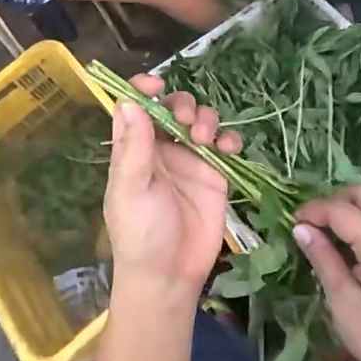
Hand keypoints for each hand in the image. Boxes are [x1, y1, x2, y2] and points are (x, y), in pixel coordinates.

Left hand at [102, 74, 241, 312]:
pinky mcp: (216, 174)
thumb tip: (129, 102)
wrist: (171, 274)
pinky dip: (230, 139)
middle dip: (182, 104)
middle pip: (172, 108)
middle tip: (187, 121)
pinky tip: (229, 148)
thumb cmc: (141, 233)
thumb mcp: (131, 189)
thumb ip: (133, 147)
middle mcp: (161, 149)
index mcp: (134, 150)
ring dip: (206, 119)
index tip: (157, 85)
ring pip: (201, 120)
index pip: (134, 107)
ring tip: (207, 139)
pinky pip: (225, 145)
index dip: (143, 90)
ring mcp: (190, 160)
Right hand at [292, 187, 360, 360]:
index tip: (292, 221)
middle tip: (309, 220)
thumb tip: (301, 228)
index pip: (342, 210)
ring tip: (322, 230)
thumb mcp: (343, 303)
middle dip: (333, 200)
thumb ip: (324, 260)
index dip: (314, 210)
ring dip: (348, 208)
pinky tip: (344, 243)